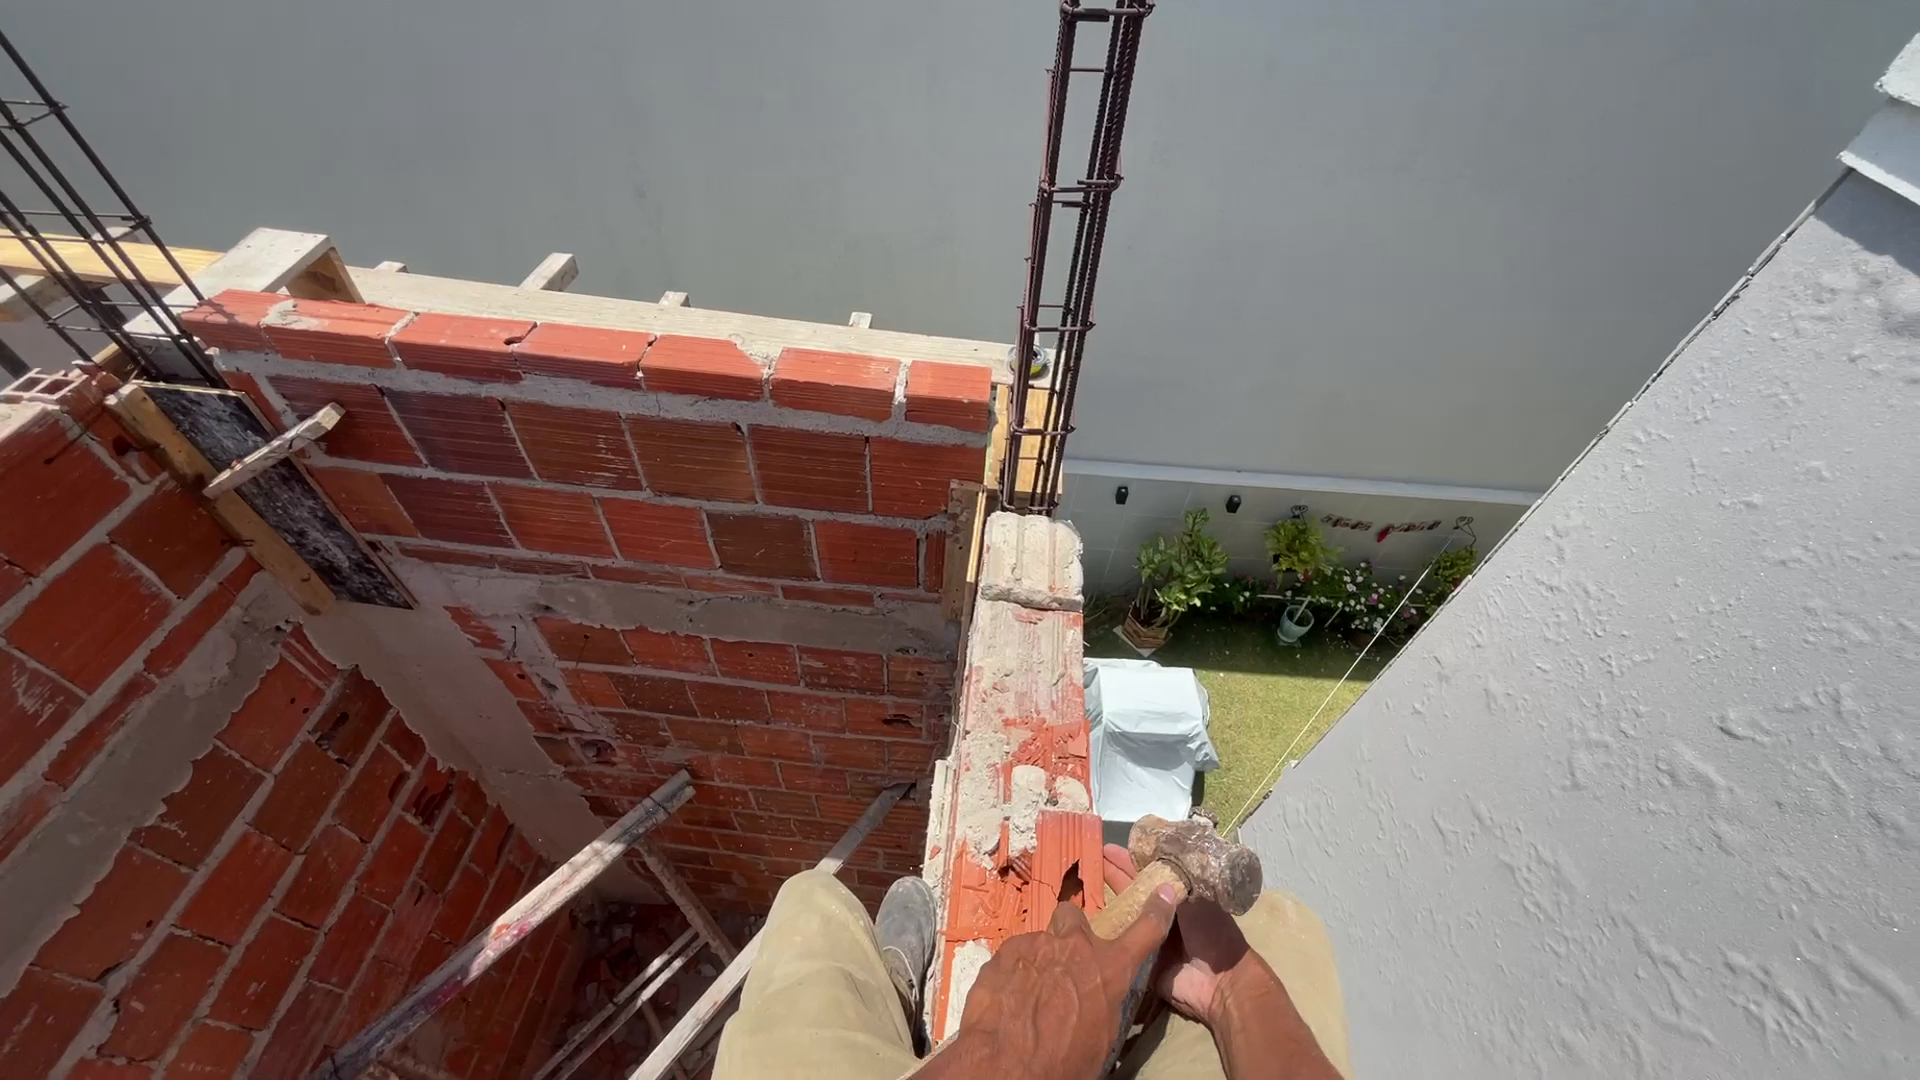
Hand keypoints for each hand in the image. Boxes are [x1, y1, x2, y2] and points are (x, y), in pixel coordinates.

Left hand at [952, 880, 1177, 1076]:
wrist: (1008, 1064)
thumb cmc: (1065, 1062)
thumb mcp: (1102, 1038)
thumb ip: (1104, 1001)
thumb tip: (1096, 994)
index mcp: (1108, 969)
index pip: (1144, 932)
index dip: (1157, 911)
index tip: (1165, 892)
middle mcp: (1074, 945)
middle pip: (1073, 917)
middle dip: (1069, 934)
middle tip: (1063, 964)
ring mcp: (1036, 943)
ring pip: (1040, 941)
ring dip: (1038, 961)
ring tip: (1029, 994)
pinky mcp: (1005, 950)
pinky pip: (1013, 956)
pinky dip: (1013, 973)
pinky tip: (1009, 998)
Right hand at [1102, 843, 1260, 1027]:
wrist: (1219, 982)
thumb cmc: (1214, 933)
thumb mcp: (1198, 896)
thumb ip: (1174, 879)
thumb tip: (1150, 855)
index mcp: (1179, 895)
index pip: (1150, 872)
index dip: (1131, 859)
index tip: (1110, 847)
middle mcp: (1162, 912)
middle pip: (1133, 889)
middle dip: (1113, 872)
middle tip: (1091, 856)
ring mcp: (1149, 935)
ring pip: (1124, 911)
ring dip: (1106, 896)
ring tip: (1084, 878)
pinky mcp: (1139, 957)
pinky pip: (1120, 940)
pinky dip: (1105, 928)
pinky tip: (1085, 915)